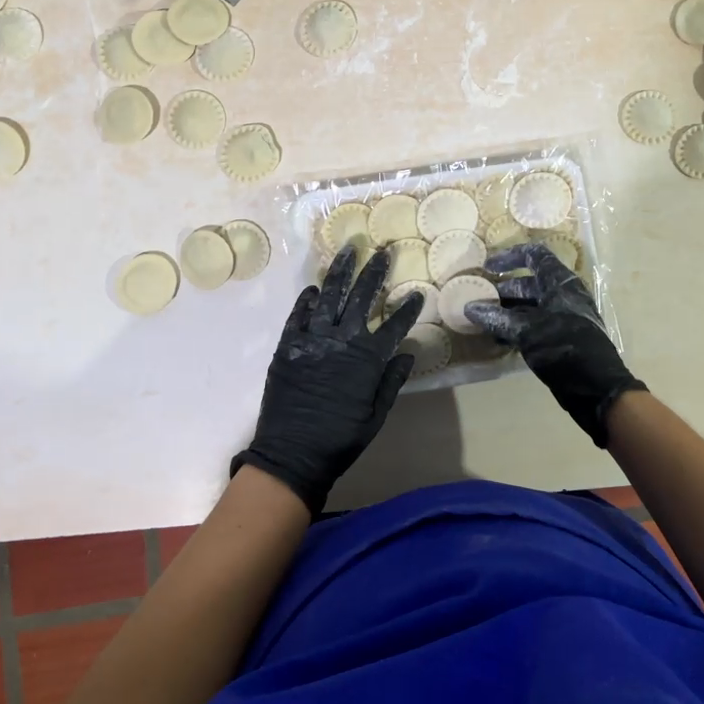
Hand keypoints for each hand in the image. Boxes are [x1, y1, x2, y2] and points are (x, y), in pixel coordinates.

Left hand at [231, 245, 426, 512]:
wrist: (292, 453)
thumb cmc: (340, 439)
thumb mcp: (376, 415)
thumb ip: (391, 381)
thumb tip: (407, 352)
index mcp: (368, 359)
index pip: (394, 325)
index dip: (407, 308)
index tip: (415, 292)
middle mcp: (342, 341)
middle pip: (362, 298)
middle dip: (374, 272)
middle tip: (382, 252)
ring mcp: (312, 340)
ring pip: (329, 296)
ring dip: (341, 272)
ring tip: (349, 251)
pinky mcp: (288, 345)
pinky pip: (298, 315)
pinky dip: (307, 300)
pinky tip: (314, 289)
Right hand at [464, 243, 644, 446]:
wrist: (596, 388)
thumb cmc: (565, 348)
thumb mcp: (528, 331)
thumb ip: (499, 318)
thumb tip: (470, 308)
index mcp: (560, 284)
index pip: (535, 256)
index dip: (510, 257)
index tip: (487, 267)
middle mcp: (562, 296)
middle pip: (528, 282)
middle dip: (502, 290)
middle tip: (478, 299)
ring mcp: (562, 318)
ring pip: (529, 306)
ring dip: (506, 311)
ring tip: (482, 320)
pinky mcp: (558, 339)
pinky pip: (532, 326)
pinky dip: (514, 328)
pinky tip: (496, 339)